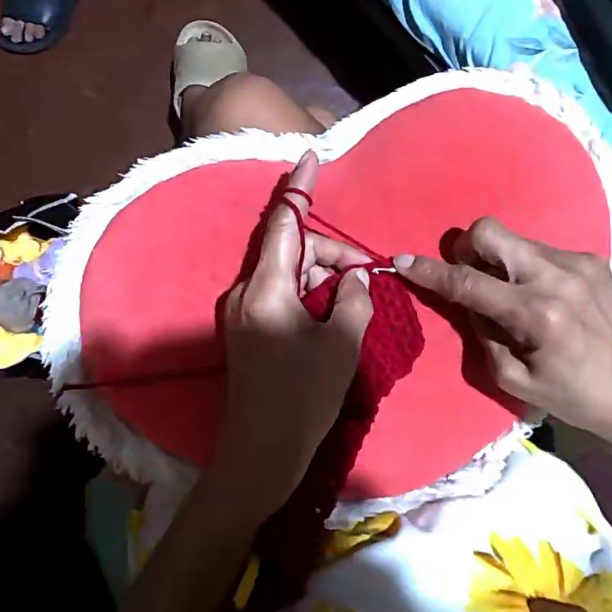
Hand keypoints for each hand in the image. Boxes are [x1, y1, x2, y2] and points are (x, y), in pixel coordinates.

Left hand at [207, 153, 374, 515]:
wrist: (260, 454)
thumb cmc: (302, 398)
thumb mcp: (341, 344)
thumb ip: (352, 298)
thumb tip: (353, 277)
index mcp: (266, 288)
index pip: (284, 223)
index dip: (299, 189)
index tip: (310, 157)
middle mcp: (247, 291)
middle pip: (293, 249)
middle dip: (332, 253)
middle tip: (368, 277)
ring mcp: (243, 311)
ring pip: (290, 272)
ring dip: (323, 276)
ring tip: (355, 300)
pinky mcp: (247, 328)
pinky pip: (282, 293)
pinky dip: (309, 292)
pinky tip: (334, 309)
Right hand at [395, 217, 611, 469]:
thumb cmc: (576, 397)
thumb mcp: (515, 380)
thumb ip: (481, 334)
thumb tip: (463, 299)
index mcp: (536, 315)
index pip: (468, 283)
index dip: (430, 271)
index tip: (403, 260)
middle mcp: (556, 277)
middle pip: (490, 231)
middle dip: (468, 249)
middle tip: (472, 279)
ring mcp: (577, 263)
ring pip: (513, 239)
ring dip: (498, 260)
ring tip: (511, 295)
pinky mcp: (591, 259)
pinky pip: (538, 250)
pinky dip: (525, 268)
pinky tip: (542, 297)